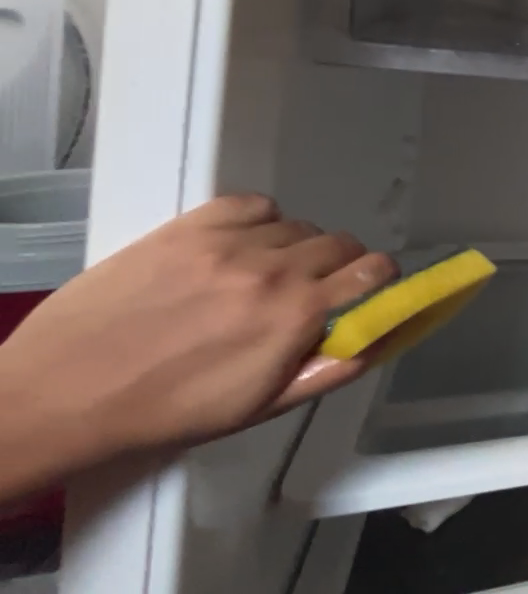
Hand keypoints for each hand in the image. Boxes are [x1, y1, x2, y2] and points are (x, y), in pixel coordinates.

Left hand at [0, 195, 395, 467]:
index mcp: (297, 315)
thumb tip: (388, 334)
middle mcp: (273, 272)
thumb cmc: (164, 412)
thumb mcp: (262, 407)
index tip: (361, 294)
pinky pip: (255, 204)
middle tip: (304, 292)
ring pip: (300, 227)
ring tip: (257, 275)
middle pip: (343, 244)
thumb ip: (335, 367)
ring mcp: (227, 245)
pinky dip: (260, 221)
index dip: (378, 281)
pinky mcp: (187, 229)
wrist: (50, 401)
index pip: (376, 269)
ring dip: (293, 248)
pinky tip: (238, 248)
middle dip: (336, 267)